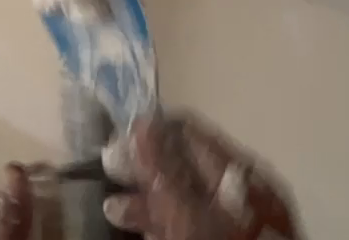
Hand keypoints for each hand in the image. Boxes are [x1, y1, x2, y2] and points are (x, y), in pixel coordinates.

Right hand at [102, 113, 297, 238]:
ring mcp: (234, 219)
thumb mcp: (191, 215)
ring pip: (182, 196)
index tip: (116, 138)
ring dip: (146, 198)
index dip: (148, 129)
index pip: (187, 129)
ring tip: (112, 208)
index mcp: (239, 169)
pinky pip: (188, 221)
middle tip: (109, 170)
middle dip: (143, 165)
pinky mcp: (222, 237)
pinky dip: (161, 222)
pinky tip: (137, 228)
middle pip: (182, 161)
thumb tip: (140, 121)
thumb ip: (166, 170)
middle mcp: (239, 188)